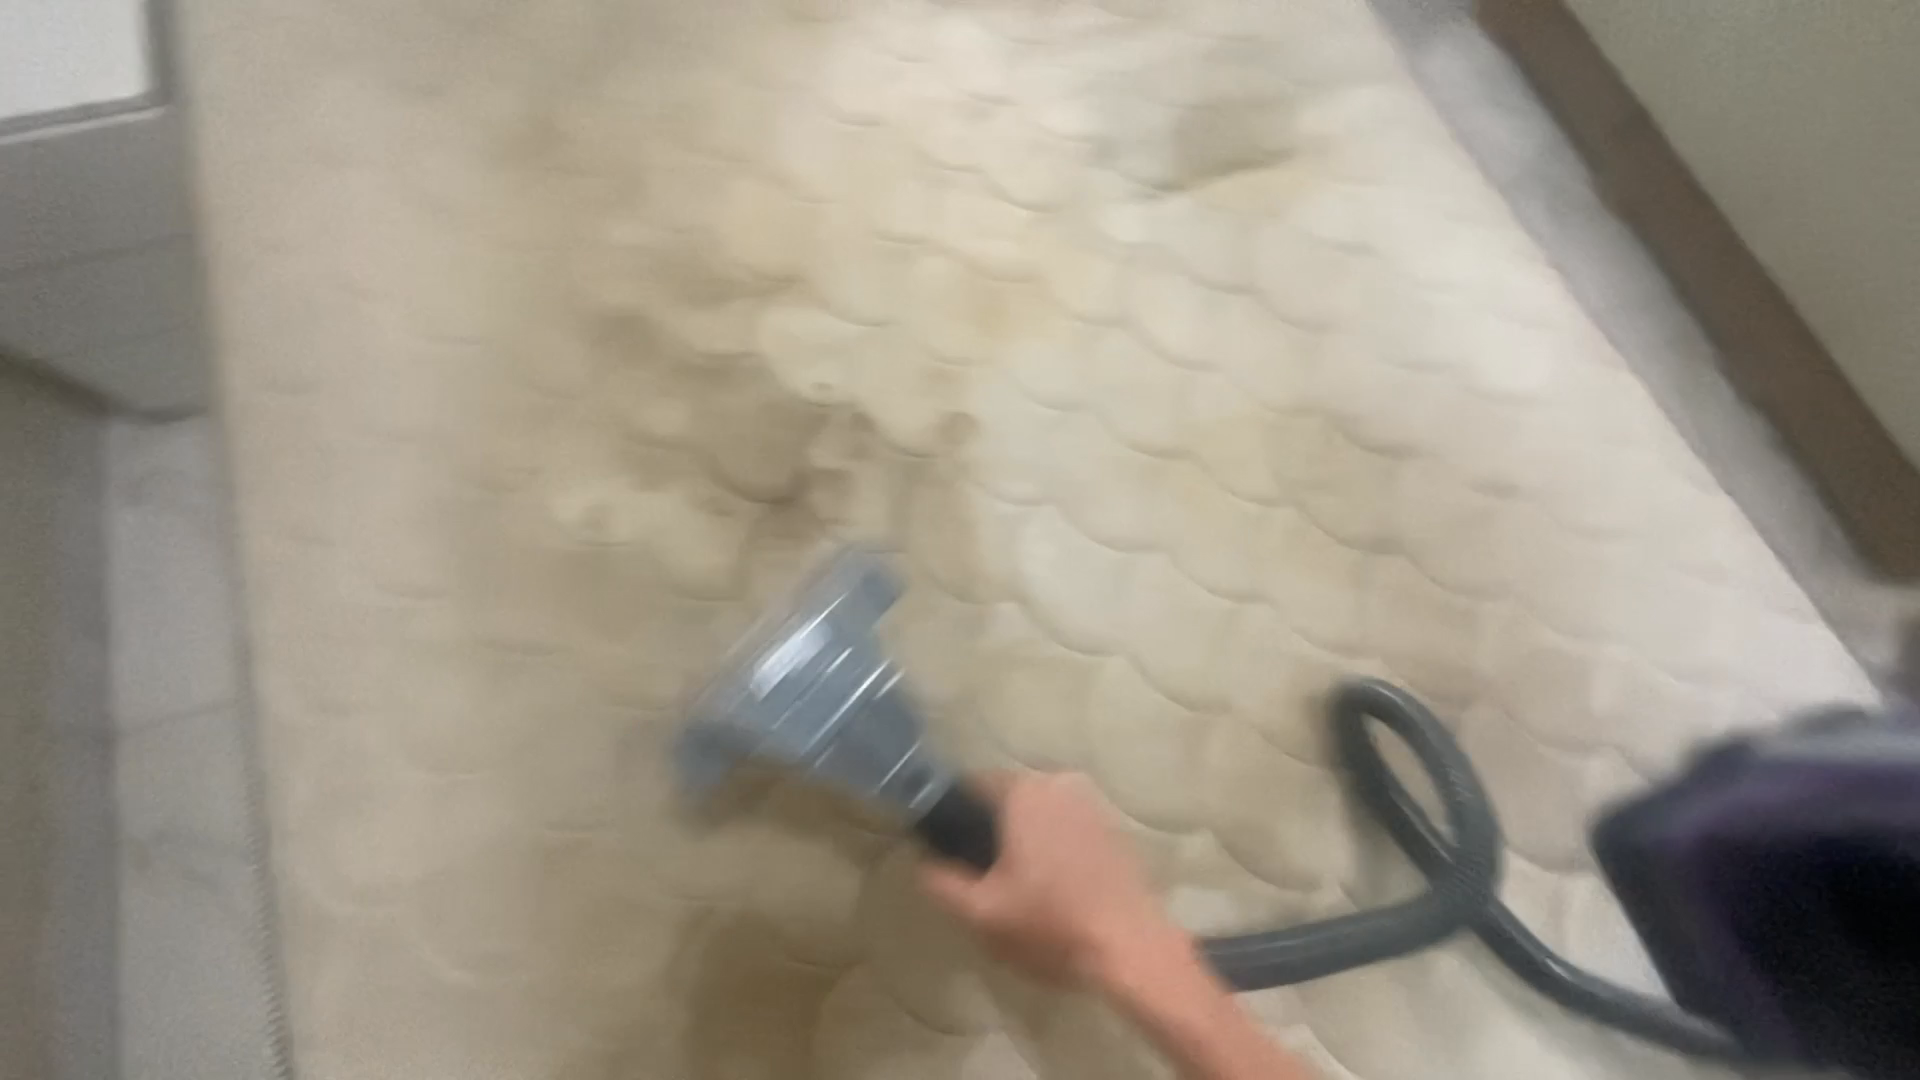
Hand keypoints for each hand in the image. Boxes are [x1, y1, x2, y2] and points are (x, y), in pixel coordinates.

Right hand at [918, 771, 1185, 987]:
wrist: (1129, 946)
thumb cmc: (1051, 922)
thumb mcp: (984, 912)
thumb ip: (944, 883)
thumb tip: (924, 864)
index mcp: (1023, 791)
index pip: (973, 785)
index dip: (955, 813)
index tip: (948, 844)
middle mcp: (1058, 781)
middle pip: (1008, 796)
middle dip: (992, 825)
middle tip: (981, 868)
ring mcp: (1090, 800)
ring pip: (1040, 808)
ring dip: (1025, 832)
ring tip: (1017, 878)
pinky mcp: (1112, 823)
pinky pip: (1067, 821)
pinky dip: (1054, 839)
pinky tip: (1052, 878)